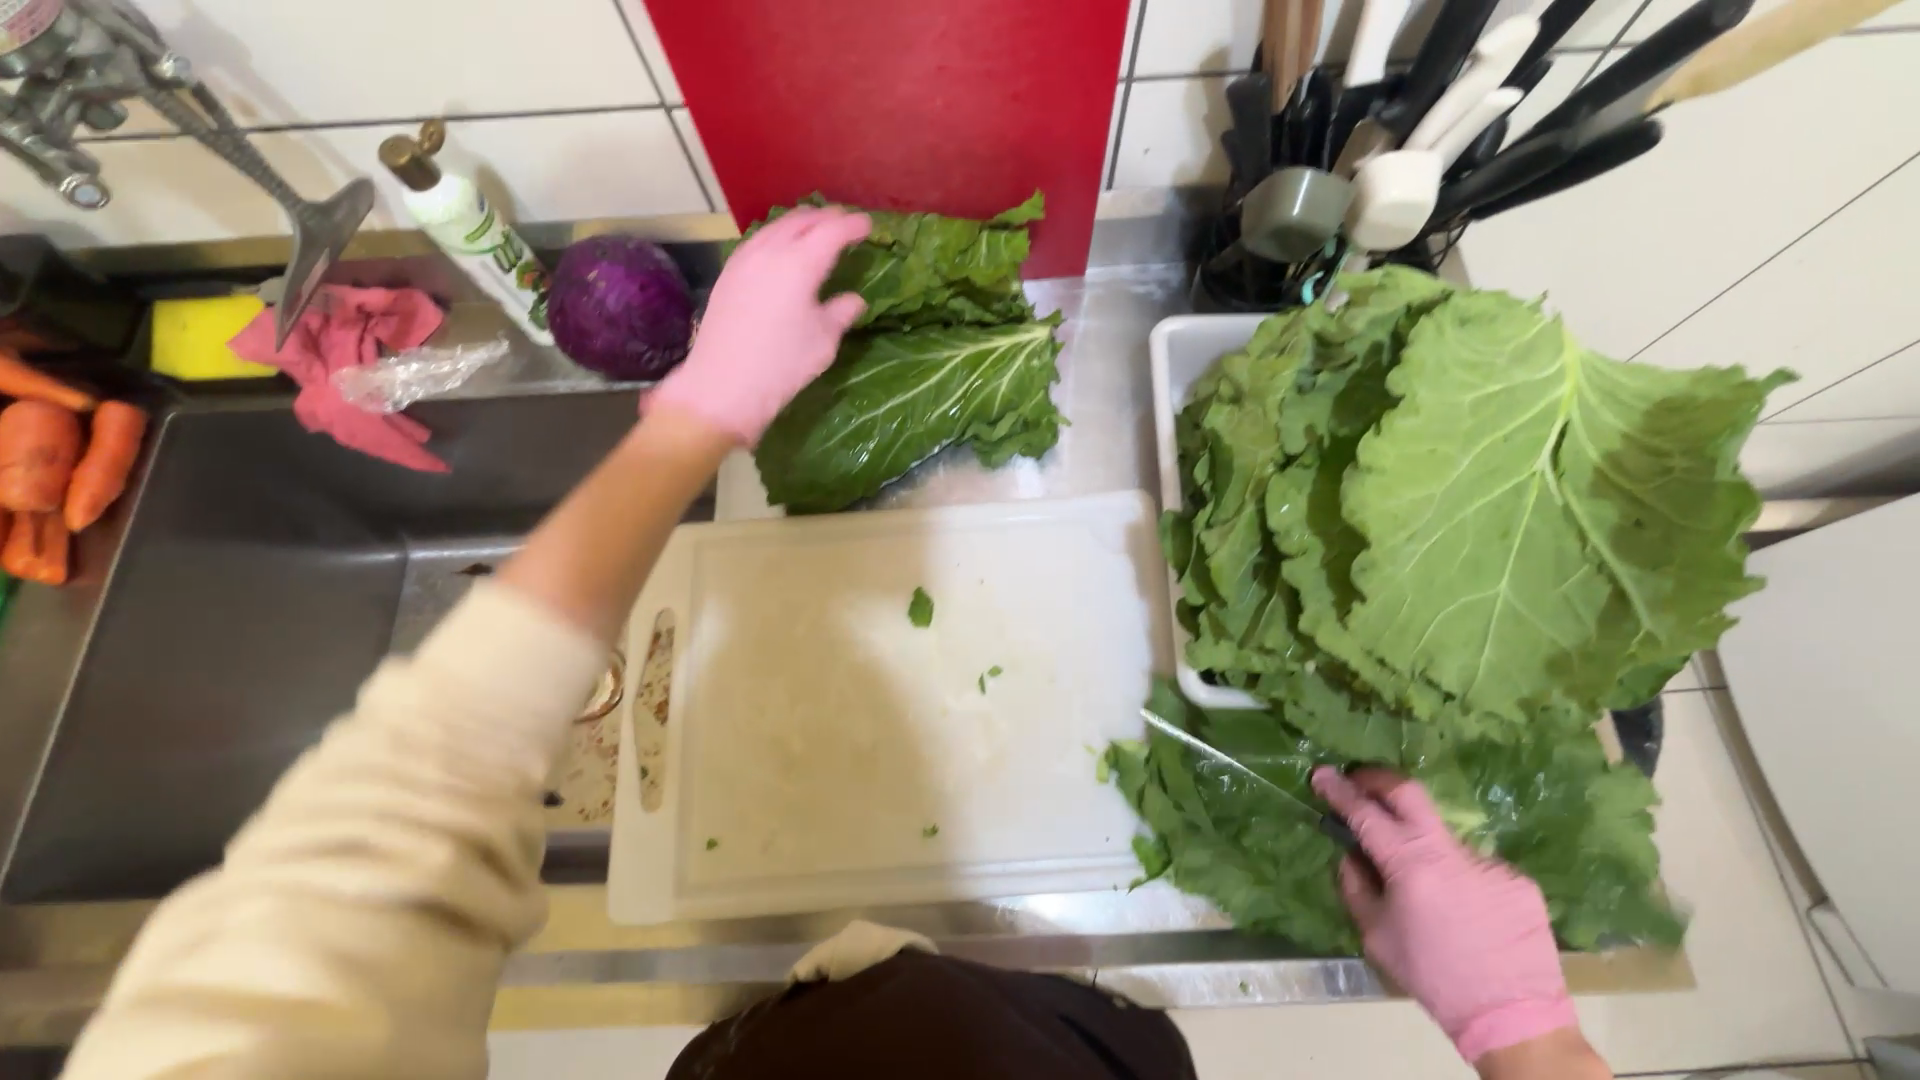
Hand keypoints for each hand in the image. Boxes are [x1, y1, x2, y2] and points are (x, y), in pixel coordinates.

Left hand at [645, 206, 871, 444]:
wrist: (725, 385)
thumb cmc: (783, 365)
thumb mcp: (823, 341)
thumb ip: (841, 313)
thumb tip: (852, 300)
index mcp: (800, 264)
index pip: (832, 232)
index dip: (852, 226)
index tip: (868, 225)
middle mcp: (770, 252)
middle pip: (800, 221)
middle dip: (824, 218)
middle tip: (843, 222)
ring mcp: (744, 261)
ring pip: (774, 228)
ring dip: (798, 224)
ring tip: (813, 229)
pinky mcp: (728, 275)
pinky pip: (757, 242)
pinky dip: (776, 237)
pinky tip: (780, 249)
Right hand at [1312, 767, 1587, 1069]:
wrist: (1514, 1019)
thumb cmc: (1432, 977)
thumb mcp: (1376, 935)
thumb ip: (1356, 885)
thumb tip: (1352, 854)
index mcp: (1411, 866)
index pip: (1366, 813)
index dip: (1339, 790)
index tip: (1322, 773)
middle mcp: (1451, 853)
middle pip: (1409, 792)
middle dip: (1378, 779)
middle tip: (1359, 780)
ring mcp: (1490, 862)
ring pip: (1442, 839)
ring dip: (1422, 847)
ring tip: (1424, 886)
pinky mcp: (1518, 880)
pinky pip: (1474, 865)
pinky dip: (1456, 875)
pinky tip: (1461, 909)